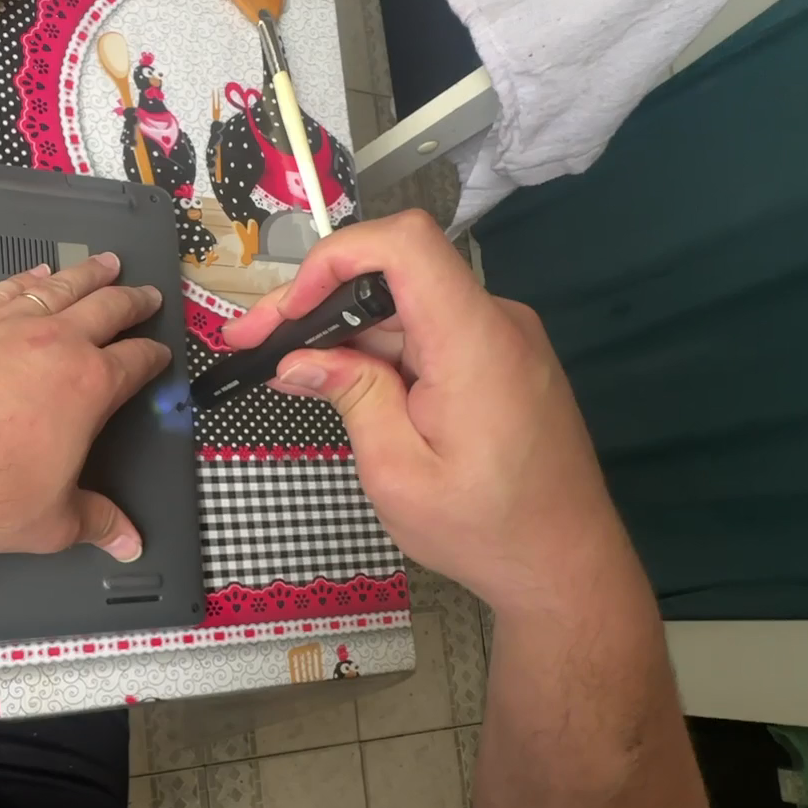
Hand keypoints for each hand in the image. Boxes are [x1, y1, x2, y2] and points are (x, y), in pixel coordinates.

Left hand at [0, 253, 169, 561]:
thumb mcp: (50, 523)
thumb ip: (97, 524)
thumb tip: (126, 540)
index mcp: (87, 387)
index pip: (135, 362)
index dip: (153, 357)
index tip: (158, 355)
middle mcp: (52, 345)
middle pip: (107, 308)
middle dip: (132, 300)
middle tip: (145, 294)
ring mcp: (6, 326)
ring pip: (61, 286)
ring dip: (88, 274)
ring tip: (106, 265)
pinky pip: (7, 288)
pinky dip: (27, 278)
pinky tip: (35, 274)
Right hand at [221, 211, 641, 616]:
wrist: (562, 562)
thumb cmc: (481, 528)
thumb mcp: (397, 470)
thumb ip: (352, 397)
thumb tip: (299, 359)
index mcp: (472, 341)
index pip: (404, 245)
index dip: (333, 259)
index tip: (286, 312)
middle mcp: (490, 323)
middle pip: (389, 278)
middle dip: (309, 303)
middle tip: (245, 339)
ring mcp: (494, 340)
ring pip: (398, 310)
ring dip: (333, 332)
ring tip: (271, 363)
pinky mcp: (490, 362)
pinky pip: (418, 337)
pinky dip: (367, 352)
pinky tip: (324, 376)